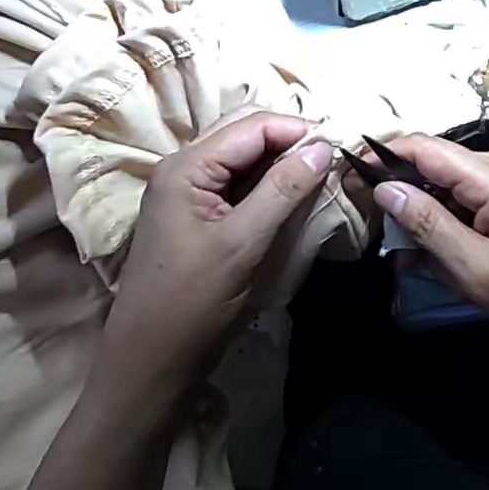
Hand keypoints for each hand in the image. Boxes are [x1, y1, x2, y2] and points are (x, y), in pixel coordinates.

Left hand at [107, 111, 334, 389]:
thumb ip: (283, 190)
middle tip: (331, 160)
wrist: (150, 364)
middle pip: (247, 133)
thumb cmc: (192, 303)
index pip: (252, 125)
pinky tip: (292, 195)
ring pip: (245, 156)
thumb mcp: (243, 243)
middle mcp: (184, 168)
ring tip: (318, 175)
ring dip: (282, 161)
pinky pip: (240, 181)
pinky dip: (269, 182)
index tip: (338, 146)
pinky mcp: (198, 212)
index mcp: (187, 167)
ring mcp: (189, 190)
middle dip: (291, 140)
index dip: (297, 130)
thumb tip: (324, 147)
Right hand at [371, 135, 488, 367]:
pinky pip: (464, 196)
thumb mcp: (477, 271)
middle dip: (399, 190)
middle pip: (434, 163)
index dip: (383, 155)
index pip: (426, 149)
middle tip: (369, 223)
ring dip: (421, 212)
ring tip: (403, 250)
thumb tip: (384, 188)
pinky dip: (443, 220)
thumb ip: (428, 225)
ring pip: (446, 182)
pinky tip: (432, 252)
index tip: (347, 172)